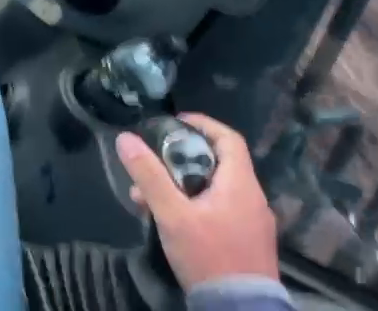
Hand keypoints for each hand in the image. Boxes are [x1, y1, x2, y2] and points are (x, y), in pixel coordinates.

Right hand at [117, 113, 279, 289]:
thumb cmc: (209, 256)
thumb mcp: (171, 214)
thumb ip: (149, 175)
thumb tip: (125, 138)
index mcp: (240, 186)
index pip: (229, 139)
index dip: (201, 124)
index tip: (173, 122)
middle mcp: (253, 199)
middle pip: (217, 162)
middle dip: (179, 158)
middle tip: (151, 161)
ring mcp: (253, 222)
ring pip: (215, 187)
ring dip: (181, 183)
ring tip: (148, 197)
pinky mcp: (247, 240)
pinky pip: (220, 207)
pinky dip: (193, 202)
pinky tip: (169, 218)